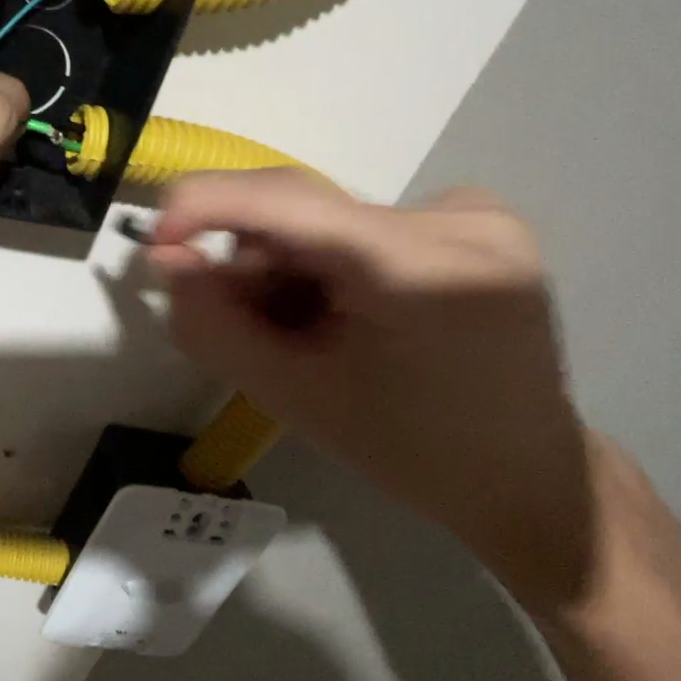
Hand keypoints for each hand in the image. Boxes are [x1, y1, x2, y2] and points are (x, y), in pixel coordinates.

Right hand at [148, 169, 595, 599]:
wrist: (527, 478)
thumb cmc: (408, 451)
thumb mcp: (290, 394)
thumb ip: (213, 323)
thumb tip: (166, 258)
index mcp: (421, 269)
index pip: (287, 202)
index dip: (204, 205)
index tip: (153, 241)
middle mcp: (459, 219)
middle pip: (301, 212)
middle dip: (251, 263)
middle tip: (244, 327)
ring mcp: (478, 214)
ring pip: (324, 219)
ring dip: (287, 267)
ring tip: (307, 333)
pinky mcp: (479, 220)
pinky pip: (360, 224)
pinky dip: (328, 263)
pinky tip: (351, 315)